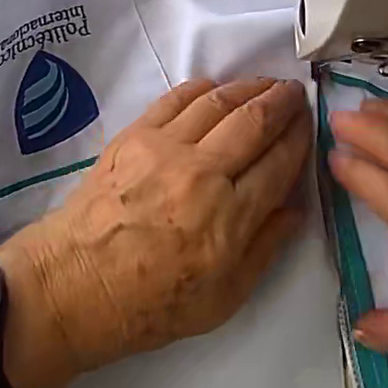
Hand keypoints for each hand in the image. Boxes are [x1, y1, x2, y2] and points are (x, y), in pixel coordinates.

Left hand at [0, 78, 311, 387]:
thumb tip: (296, 206)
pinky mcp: (131, 136)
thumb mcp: (225, 297)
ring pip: (215, 103)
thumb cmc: (152, 303)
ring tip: (263, 84)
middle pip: (252, 121)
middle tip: (294, 93)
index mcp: (230, 215)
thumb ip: (266, 247)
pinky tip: (214, 87)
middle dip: (281, 102)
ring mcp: (163, 148)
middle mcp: (201, 171)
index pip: (279, 163)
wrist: (77, 281)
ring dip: (246, 88)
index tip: (310, 125)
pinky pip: (173, 100)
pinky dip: (199, 88)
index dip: (299, 139)